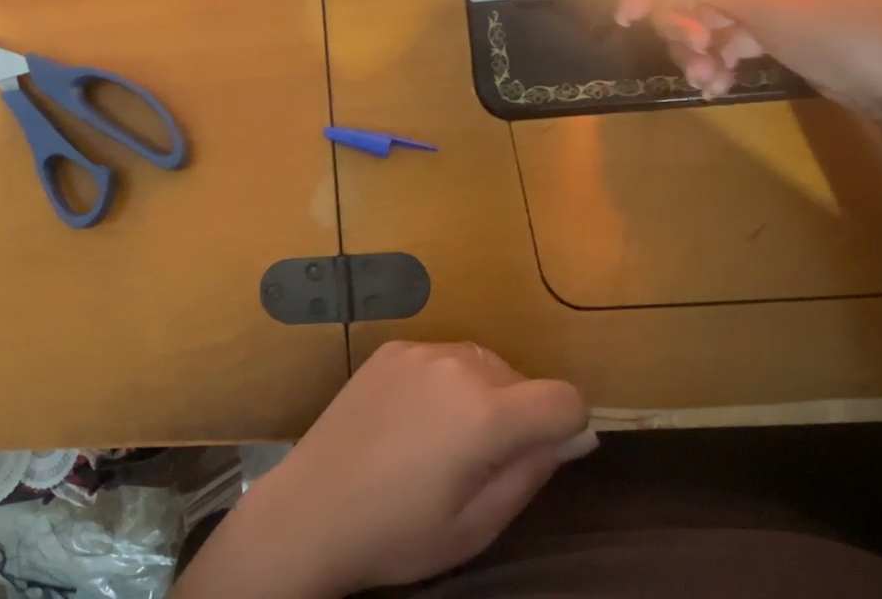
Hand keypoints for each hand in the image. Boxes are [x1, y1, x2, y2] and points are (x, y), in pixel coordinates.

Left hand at [176, 341, 594, 597]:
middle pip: (523, 379)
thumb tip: (572, 435)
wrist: (309, 510)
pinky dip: (445, 381)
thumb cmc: (398, 533)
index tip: (538, 456)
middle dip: (518, 416)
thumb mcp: (479, 525)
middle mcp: (459, 364)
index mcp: (487, 413)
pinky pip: (443, 357)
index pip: (565, 399)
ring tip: (441, 440)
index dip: (565, 430)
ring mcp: (420, 350)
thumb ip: (533, 470)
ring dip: (483, 394)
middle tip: (477, 462)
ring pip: (484, 363)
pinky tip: (411, 418)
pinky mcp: (391, 347)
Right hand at [615, 0, 881, 116]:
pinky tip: (720, 84)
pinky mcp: (784, 25)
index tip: (627, 16)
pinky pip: (732, 34)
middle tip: (692, 52)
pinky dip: (720, 58)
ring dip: (697, 46)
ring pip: (708, 11)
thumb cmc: (847, 26)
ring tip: (707, 78)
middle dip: (681, 19)